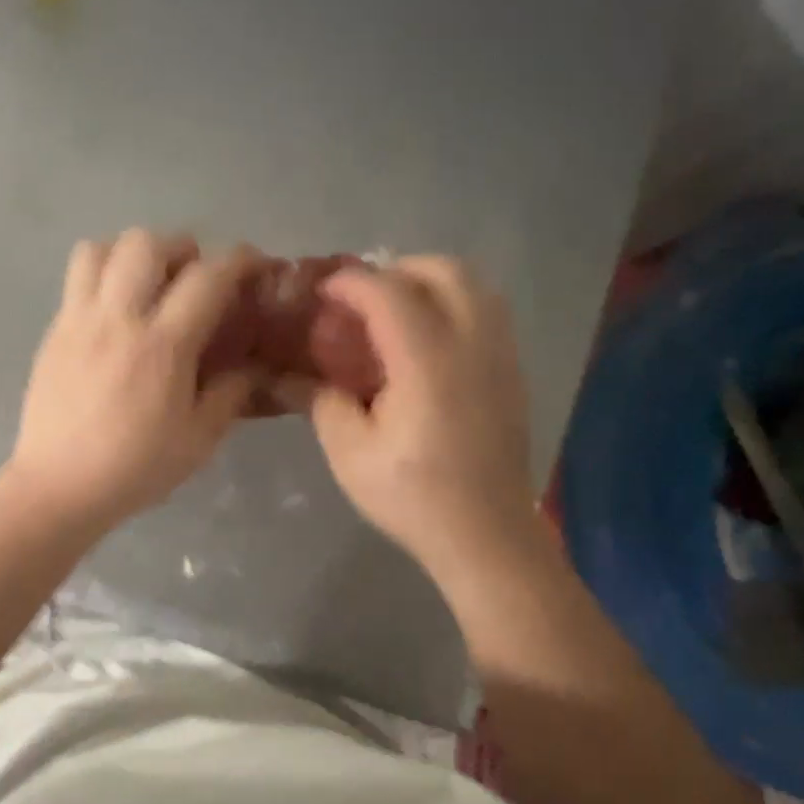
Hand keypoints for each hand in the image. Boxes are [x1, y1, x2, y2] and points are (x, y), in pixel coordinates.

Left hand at [4, 229, 262, 530]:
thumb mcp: (199, 440)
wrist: (59, 487)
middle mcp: (118, 318)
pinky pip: (77, 278)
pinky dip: (103, 276)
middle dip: (182, 248)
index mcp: (162, 345)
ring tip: (148, 284)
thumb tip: (251, 363)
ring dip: (133, 254)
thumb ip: (231, 393)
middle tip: (194, 279)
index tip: (255, 266)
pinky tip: (116, 312)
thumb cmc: (134, 469)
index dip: (240, 260)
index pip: (208, 277)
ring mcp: (78, 320)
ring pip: (102, 247)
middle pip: (148, 243)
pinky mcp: (53, 331)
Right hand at [280, 256, 539, 576]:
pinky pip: (487, 312)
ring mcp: (501, 355)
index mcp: (428, 363)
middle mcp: (472, 344)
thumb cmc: (412, 497)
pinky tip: (425, 342)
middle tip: (361, 298)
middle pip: (443, 270)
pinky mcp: (512, 372)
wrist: (485, 534)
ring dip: (429, 283)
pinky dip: (453, 305)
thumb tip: (291, 376)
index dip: (351, 282)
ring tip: (393, 312)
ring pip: (474, 285)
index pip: (389, 293)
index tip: (321, 290)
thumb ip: (322, 402)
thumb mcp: (350, 454)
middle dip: (396, 269)